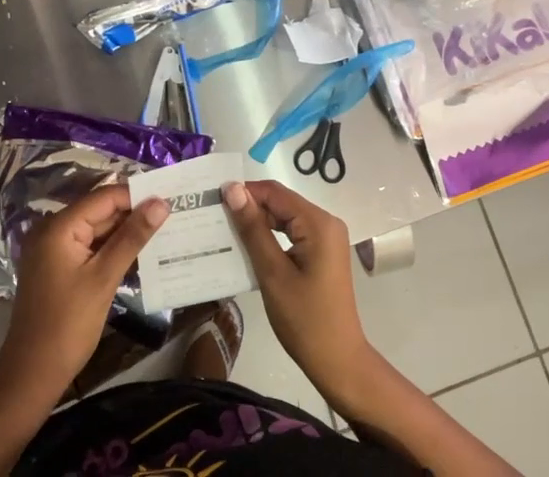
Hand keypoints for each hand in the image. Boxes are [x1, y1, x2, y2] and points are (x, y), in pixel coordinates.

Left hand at [0, 184, 168, 390]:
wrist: (33, 373)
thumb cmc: (68, 324)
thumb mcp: (104, 278)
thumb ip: (132, 237)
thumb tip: (161, 202)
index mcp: (59, 227)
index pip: (104, 197)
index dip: (137, 196)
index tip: (171, 199)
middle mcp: (53, 231)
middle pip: (100, 212)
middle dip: (135, 213)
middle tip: (173, 214)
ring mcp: (54, 250)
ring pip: (97, 230)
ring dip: (127, 232)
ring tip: (165, 230)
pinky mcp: (58, 268)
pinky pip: (90, 248)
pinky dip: (113, 249)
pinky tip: (140, 253)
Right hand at [224, 179, 373, 393]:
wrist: (336, 359)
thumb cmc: (304, 318)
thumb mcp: (272, 272)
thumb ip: (253, 228)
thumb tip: (233, 189)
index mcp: (318, 223)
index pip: (275, 193)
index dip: (244, 192)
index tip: (212, 200)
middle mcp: (326, 223)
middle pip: (282, 203)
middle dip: (250, 207)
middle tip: (214, 216)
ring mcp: (326, 239)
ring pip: (285, 218)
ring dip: (258, 223)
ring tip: (225, 230)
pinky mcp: (322, 253)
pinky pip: (292, 234)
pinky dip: (270, 238)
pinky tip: (248, 248)